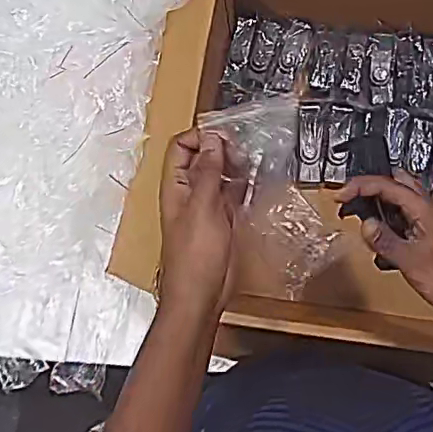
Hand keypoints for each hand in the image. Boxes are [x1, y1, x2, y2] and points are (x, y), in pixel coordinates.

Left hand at [157, 129, 246, 316]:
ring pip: (221, 173)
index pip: (182, 146)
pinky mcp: (224, 217)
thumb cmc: (193, 258)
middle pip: (203, 156)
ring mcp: (208, 204)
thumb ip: (207, 172)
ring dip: (236, 164)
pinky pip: (234, 192)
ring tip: (253, 161)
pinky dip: (245, 183)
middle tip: (243, 148)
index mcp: (176, 186)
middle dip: (223, 148)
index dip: (201, 136)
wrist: (201, 296)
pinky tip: (256, 179)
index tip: (225, 136)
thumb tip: (212, 140)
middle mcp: (190, 191)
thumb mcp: (202, 208)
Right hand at [337, 173, 432, 323]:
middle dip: (370, 188)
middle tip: (351, 200)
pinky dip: (387, 227)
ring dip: (379, 208)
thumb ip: (385, 241)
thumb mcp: (412, 262)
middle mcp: (425, 211)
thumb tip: (365, 224)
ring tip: (361, 221)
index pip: (387, 184)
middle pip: (395, 184)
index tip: (341, 195)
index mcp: (423, 209)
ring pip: (398, 203)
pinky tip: (380, 247)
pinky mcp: (425, 237)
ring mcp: (426, 223)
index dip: (361, 186)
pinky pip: (402, 222)